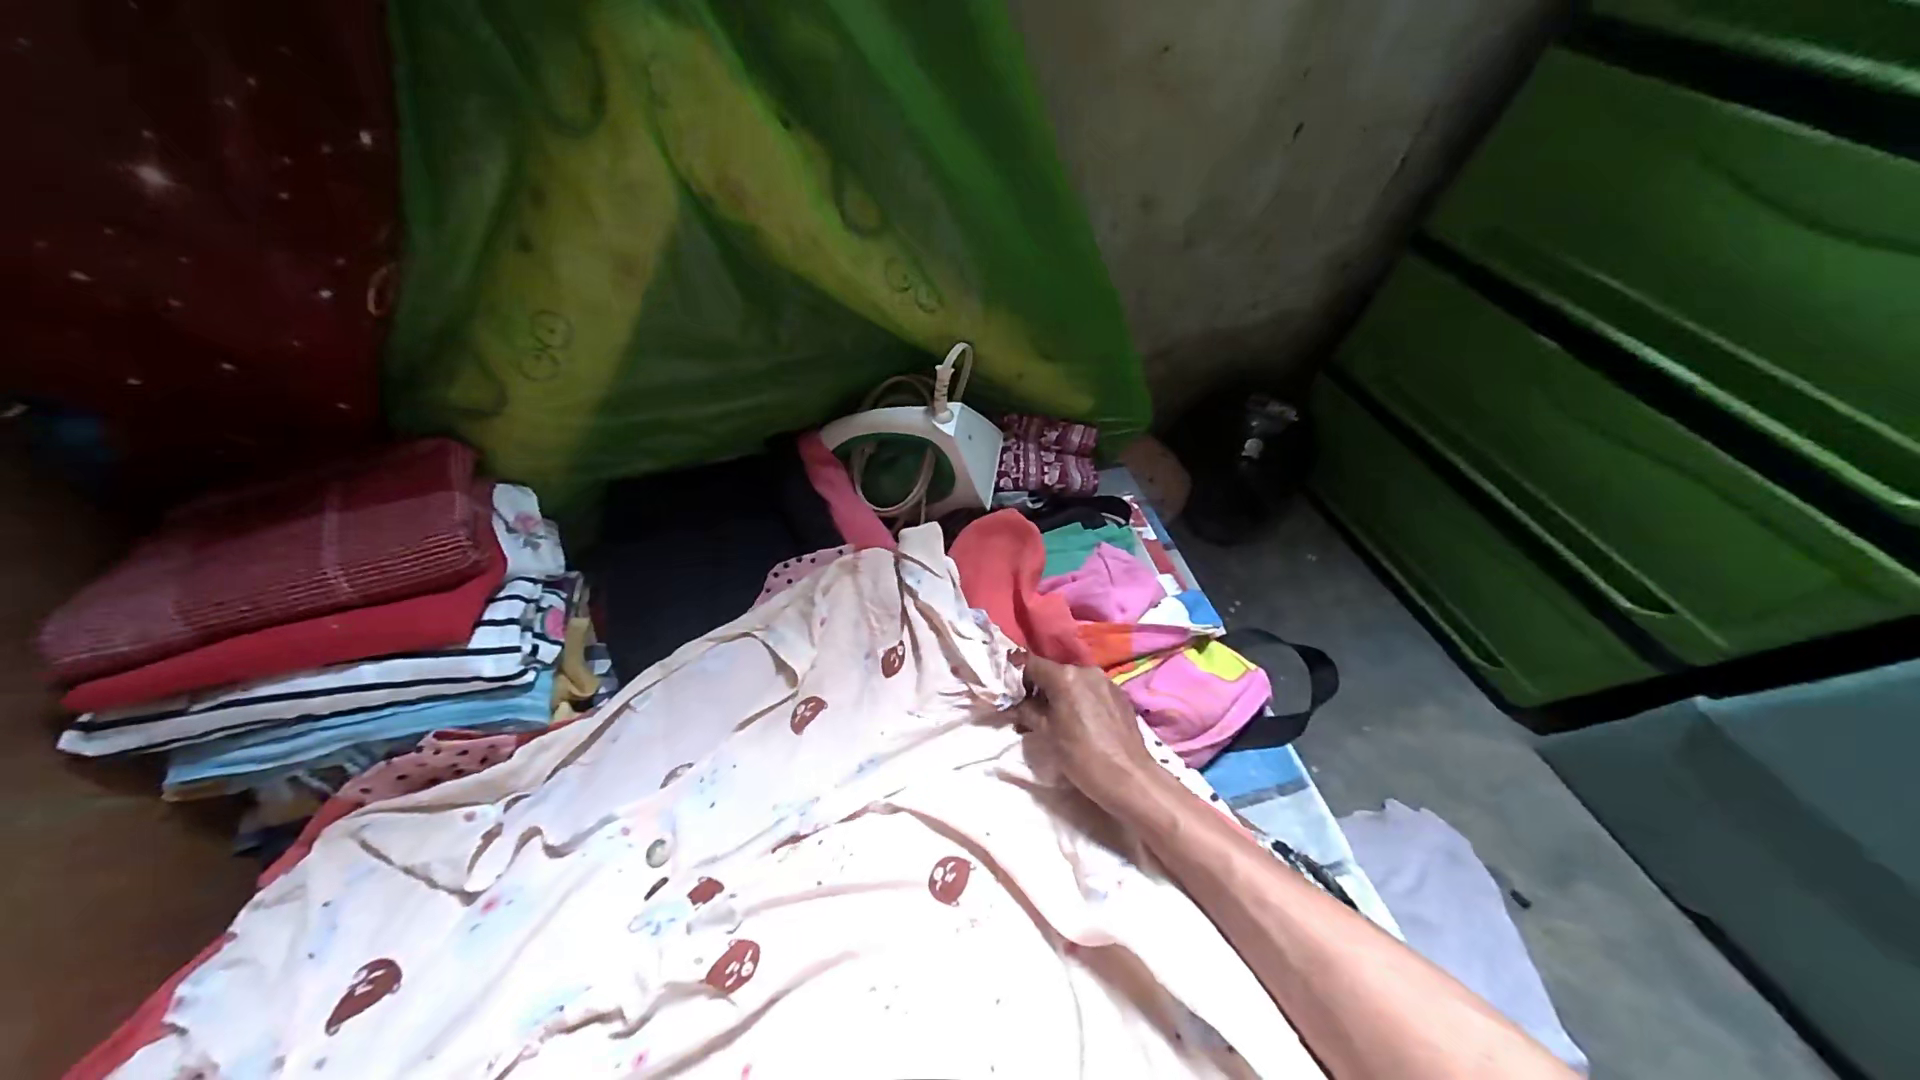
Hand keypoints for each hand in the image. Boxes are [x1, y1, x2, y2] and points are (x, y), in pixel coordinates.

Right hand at [1016, 654, 1158, 806]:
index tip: (1009, 691)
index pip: (1031, 663)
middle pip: (1054, 672)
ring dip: (1061, 695)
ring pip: (1074, 681)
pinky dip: (1081, 700)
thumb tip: (1013, 703)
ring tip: (1057, 719)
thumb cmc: (1081, 756)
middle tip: (1031, 711)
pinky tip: (1081, 722)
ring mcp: (1106, 681)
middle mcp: (1086, 670)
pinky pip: (1092, 690)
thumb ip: (1027, 710)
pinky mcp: (1120, 695)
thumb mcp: (1047, 733)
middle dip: (1040, 688)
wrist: (1128, 777)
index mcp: (1064, 676)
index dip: (1016, 675)